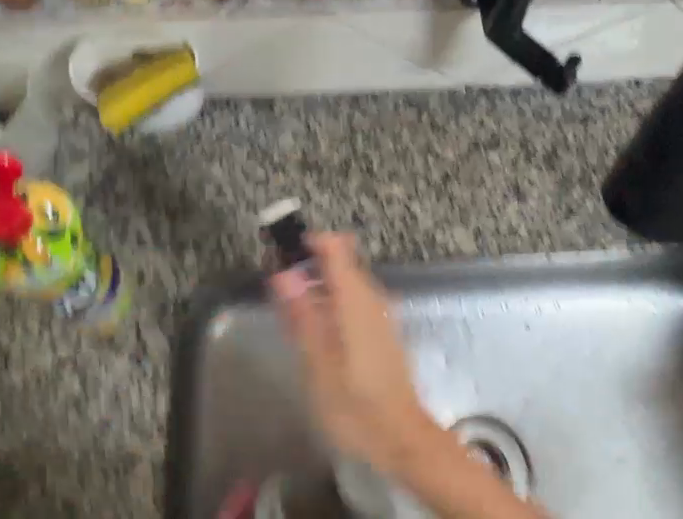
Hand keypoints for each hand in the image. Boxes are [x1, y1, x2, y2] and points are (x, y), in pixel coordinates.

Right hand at [268, 234, 441, 476]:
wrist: (403, 441)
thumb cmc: (356, 405)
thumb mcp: (318, 363)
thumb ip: (301, 313)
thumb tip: (283, 273)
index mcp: (355, 298)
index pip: (334, 246)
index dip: (307, 243)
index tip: (282, 254)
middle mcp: (372, 298)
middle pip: (339, 263)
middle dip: (307, 270)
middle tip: (279, 296)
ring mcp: (380, 315)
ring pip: (344, 285)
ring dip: (317, 292)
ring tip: (291, 320)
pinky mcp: (382, 333)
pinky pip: (352, 305)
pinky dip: (331, 309)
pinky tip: (314, 338)